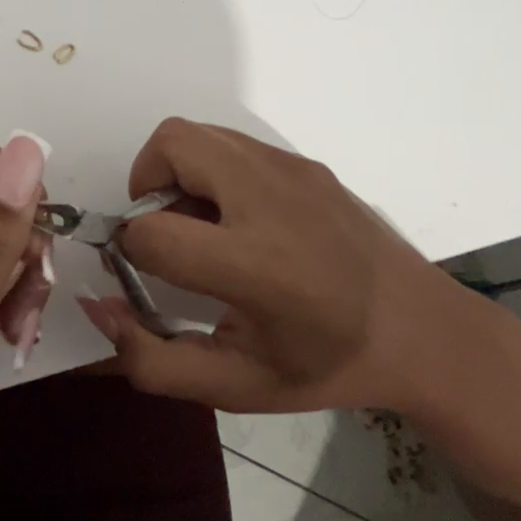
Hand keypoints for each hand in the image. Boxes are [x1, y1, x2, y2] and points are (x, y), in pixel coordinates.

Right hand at [76, 118, 484, 416]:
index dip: (130, 251)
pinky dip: (210, 169)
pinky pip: (230, 143)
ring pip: (197, 133)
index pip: (151, 232)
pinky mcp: (305, 163)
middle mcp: (270, 203)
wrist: (424, 332)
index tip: (146, 274)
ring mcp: (291, 172)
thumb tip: (96, 304)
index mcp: (255, 267)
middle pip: (170, 144)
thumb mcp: (233, 387)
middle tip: (164, 229)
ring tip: (201, 224)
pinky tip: (238, 219)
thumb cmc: (325, 366)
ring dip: (176, 173)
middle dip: (145, 183)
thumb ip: (151, 359)